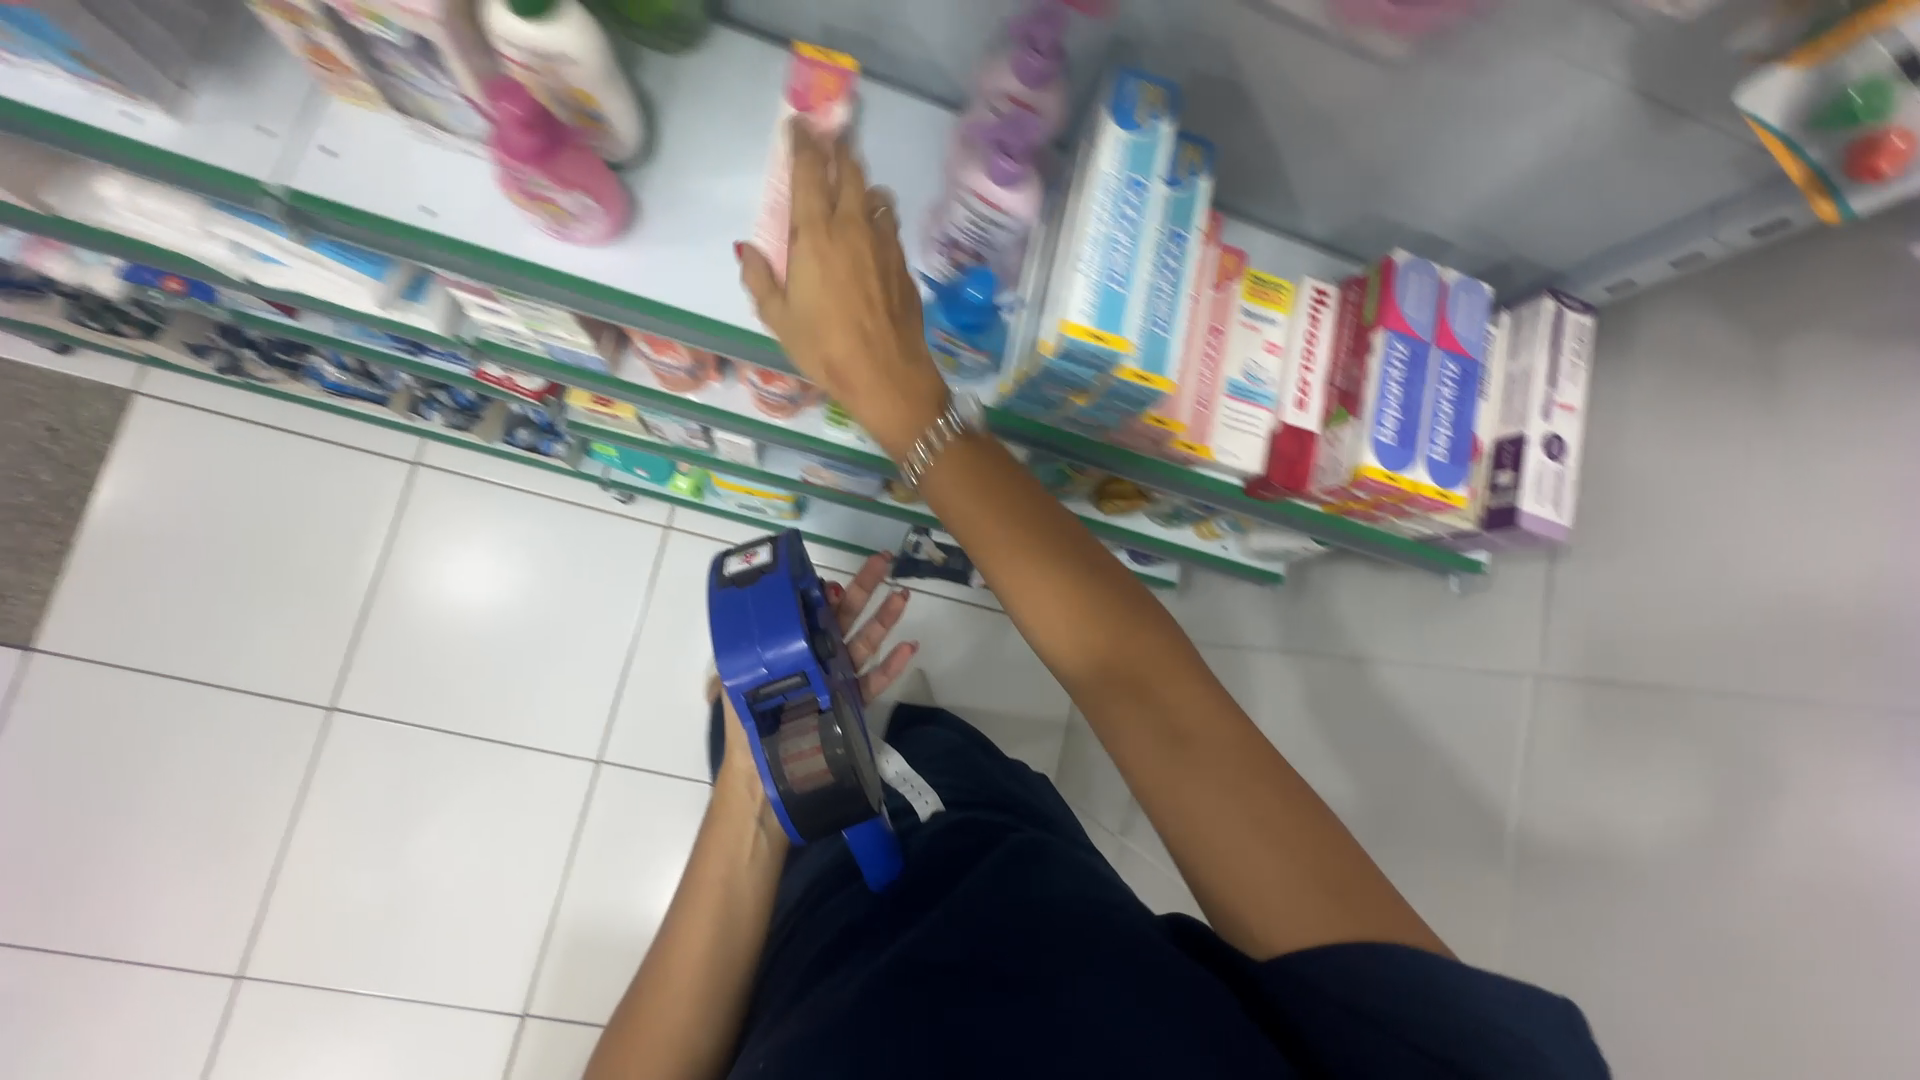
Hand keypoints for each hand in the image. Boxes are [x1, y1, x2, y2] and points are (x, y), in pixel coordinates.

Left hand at [712, 553, 917, 813]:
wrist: (764, 778)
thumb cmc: (748, 728)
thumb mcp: (738, 679)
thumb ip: (753, 647)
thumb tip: (764, 612)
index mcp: (791, 648)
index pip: (811, 612)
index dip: (824, 593)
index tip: (831, 581)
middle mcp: (816, 659)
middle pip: (845, 617)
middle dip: (865, 587)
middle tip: (884, 560)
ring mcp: (838, 680)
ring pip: (865, 643)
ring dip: (885, 619)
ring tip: (903, 596)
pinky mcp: (852, 705)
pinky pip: (874, 681)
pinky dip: (892, 665)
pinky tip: (908, 647)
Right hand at [736, 119, 950, 458]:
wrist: (888, 375)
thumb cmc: (825, 350)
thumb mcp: (778, 319)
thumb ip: (760, 278)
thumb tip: (747, 248)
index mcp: (816, 235)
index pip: (809, 172)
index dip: (803, 143)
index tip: (798, 124)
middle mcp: (853, 227)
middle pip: (849, 171)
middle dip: (836, 150)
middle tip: (828, 139)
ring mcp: (884, 244)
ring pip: (875, 194)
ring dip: (861, 182)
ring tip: (851, 185)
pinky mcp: (903, 264)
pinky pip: (889, 224)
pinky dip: (878, 214)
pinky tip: (871, 229)